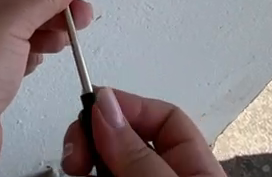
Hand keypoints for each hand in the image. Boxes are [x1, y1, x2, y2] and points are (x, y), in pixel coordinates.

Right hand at [62, 87, 222, 176]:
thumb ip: (138, 154)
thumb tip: (104, 102)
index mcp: (198, 170)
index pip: (164, 117)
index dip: (125, 106)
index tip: (89, 111)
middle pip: (127, 139)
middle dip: (94, 135)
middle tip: (74, 155)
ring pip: (108, 165)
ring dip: (85, 159)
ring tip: (73, 168)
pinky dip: (84, 176)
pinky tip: (76, 176)